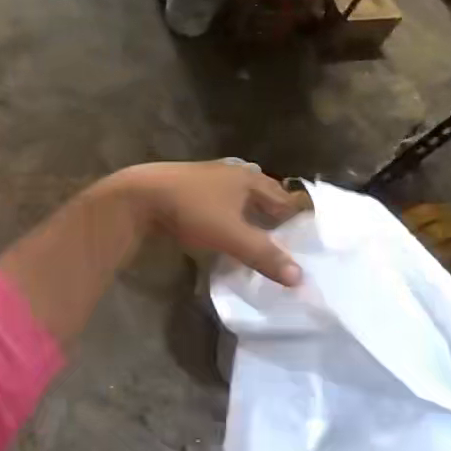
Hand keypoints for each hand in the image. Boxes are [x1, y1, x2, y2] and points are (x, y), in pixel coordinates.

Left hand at [108, 160, 305, 286]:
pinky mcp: (189, 189)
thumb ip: (264, 255)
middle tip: (288, 242)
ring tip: (260, 240)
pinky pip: (220, 203)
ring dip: (250, 216)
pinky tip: (226, 231)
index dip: (298, 218)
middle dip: (275, 216)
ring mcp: (209, 179)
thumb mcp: (231, 235)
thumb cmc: (191, 210)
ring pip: (240, 198)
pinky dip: (229, 217)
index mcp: (249, 179)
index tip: (310, 239)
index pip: (285, 198)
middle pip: (263, 195)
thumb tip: (300, 277)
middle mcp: (232, 173)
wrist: (139, 196)